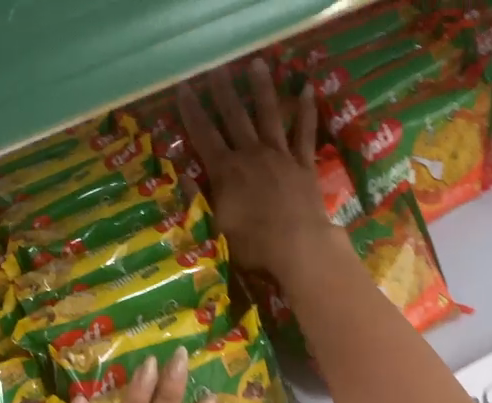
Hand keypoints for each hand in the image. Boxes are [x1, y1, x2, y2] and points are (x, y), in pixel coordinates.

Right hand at [177, 59, 344, 275]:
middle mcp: (251, 155)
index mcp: (226, 171)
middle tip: (217, 67)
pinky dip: (306, 111)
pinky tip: (307, 90)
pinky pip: (305, 133)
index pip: (203, 135)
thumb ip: (200, 200)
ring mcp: (280, 157)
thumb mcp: (216, 228)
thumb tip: (183, 179)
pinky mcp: (304, 165)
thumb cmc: (252, 246)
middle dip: (224, 91)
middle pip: (235, 117)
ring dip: (262, 89)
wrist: (297, 249)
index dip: (192, 111)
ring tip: (257, 63)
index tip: (184, 87)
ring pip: (269, 115)